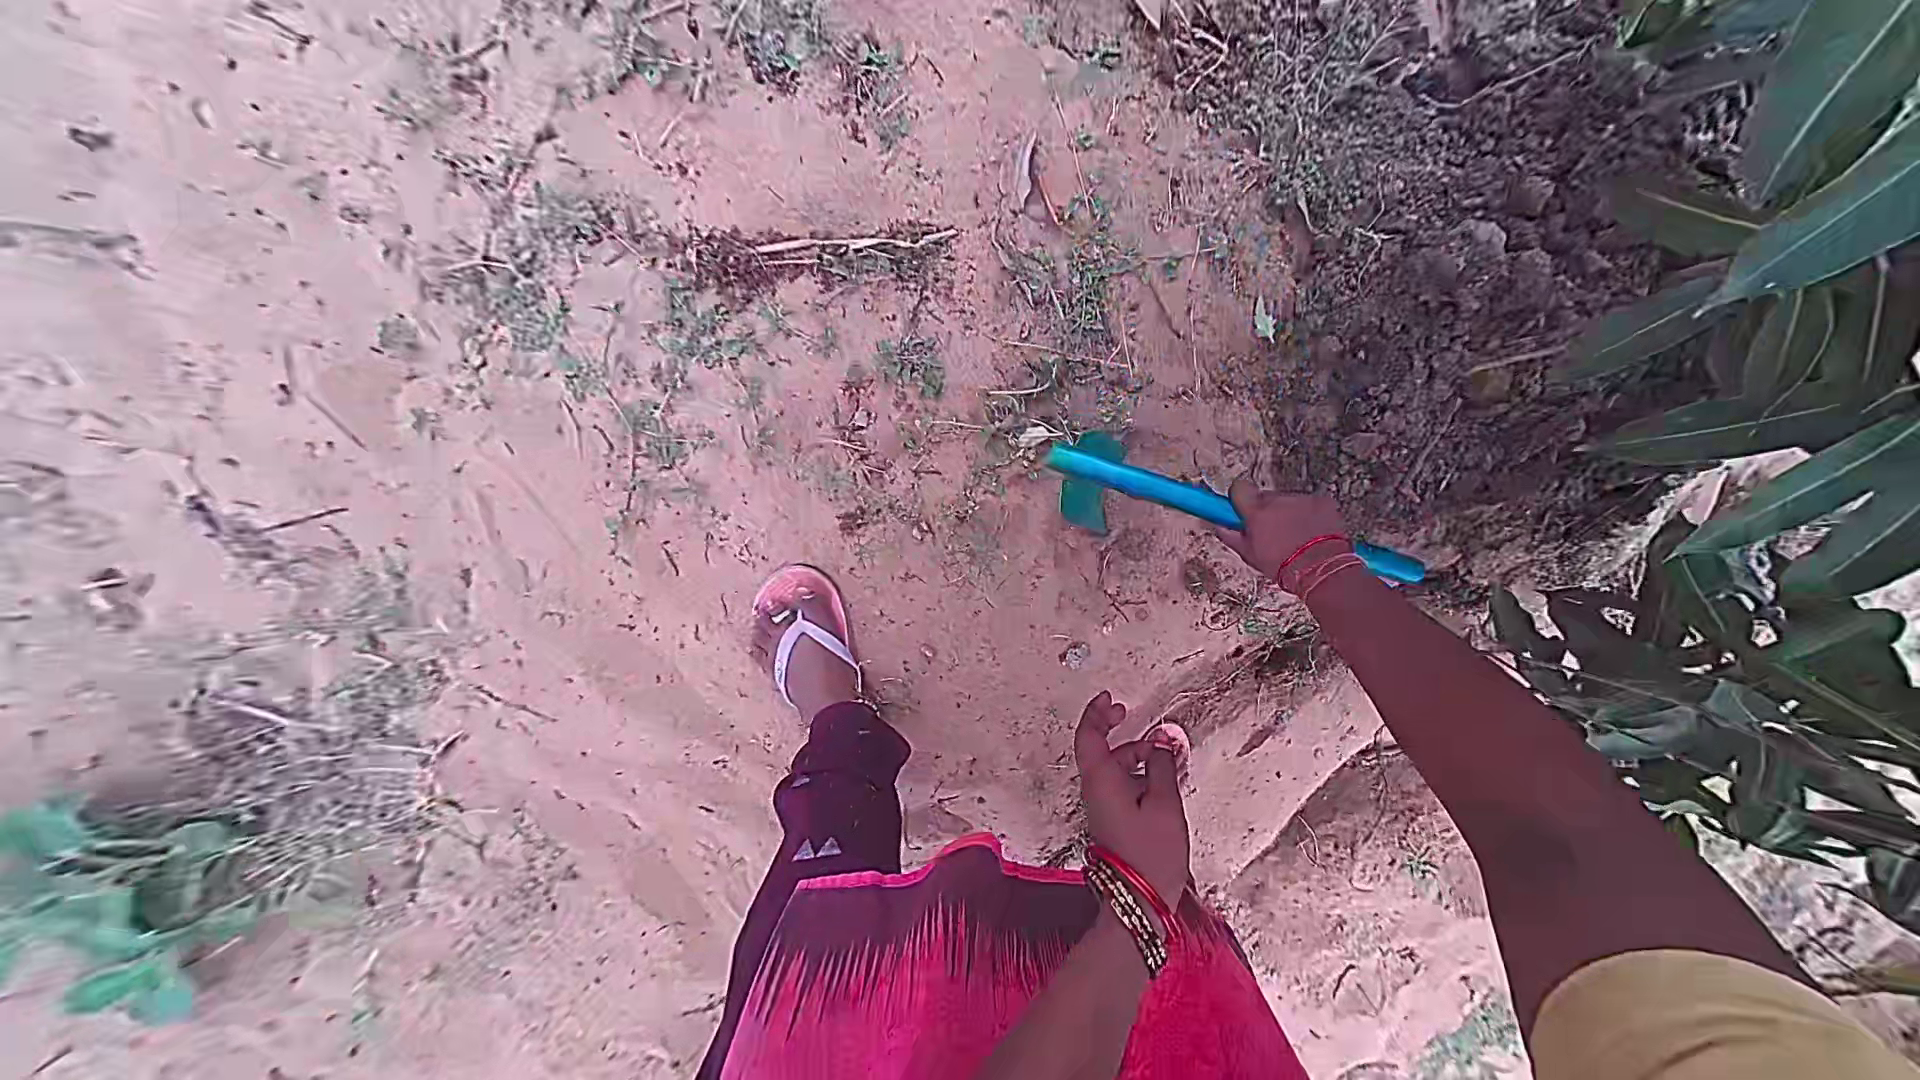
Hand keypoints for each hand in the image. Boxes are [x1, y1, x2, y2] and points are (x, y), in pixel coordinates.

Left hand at [1074, 691, 1189, 909]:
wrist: (1139, 903)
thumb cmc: (1151, 855)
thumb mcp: (1164, 804)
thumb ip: (1161, 767)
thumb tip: (1160, 741)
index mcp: (1101, 779)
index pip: (1089, 736)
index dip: (1096, 713)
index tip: (1108, 698)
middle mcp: (1095, 789)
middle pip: (1097, 748)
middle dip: (1110, 727)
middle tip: (1126, 713)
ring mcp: (1102, 805)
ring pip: (1111, 766)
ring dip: (1131, 752)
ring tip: (1161, 751)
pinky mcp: (1111, 818)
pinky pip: (1118, 784)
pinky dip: (1135, 772)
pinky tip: (1158, 777)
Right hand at [1211, 475, 1350, 588]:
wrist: (1321, 568)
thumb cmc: (1285, 565)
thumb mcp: (1250, 555)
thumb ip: (1231, 536)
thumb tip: (1220, 527)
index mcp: (1256, 511)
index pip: (1239, 488)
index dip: (1239, 498)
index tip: (1238, 507)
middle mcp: (1278, 500)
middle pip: (1265, 497)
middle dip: (1265, 510)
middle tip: (1269, 531)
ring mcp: (1301, 499)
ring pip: (1288, 501)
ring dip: (1288, 513)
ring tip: (1293, 537)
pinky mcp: (1321, 501)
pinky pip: (1309, 503)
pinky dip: (1309, 514)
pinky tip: (1309, 532)